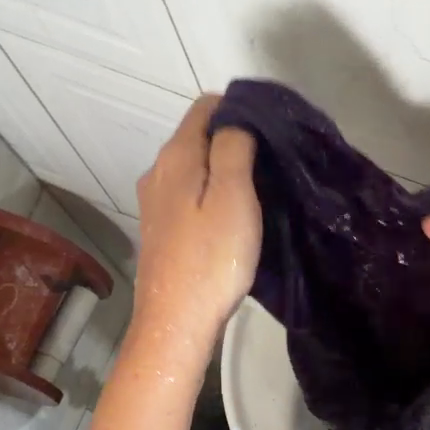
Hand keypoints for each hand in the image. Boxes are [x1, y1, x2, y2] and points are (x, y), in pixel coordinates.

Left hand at [133, 96, 260, 345]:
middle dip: (234, 142)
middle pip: (199, 138)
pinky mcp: (161, 231)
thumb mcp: (233, 197)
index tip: (274, 134)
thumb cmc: (212, 260)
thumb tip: (237, 119)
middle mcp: (158, 171)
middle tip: (274, 166)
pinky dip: (212, 197)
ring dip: (224, 173)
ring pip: (194, 169)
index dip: (242, 111)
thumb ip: (234, 148)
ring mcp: (155, 203)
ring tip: (259, 194)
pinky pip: (190, 197)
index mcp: (177, 156)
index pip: (207, 107)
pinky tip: (232, 220)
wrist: (178, 321)